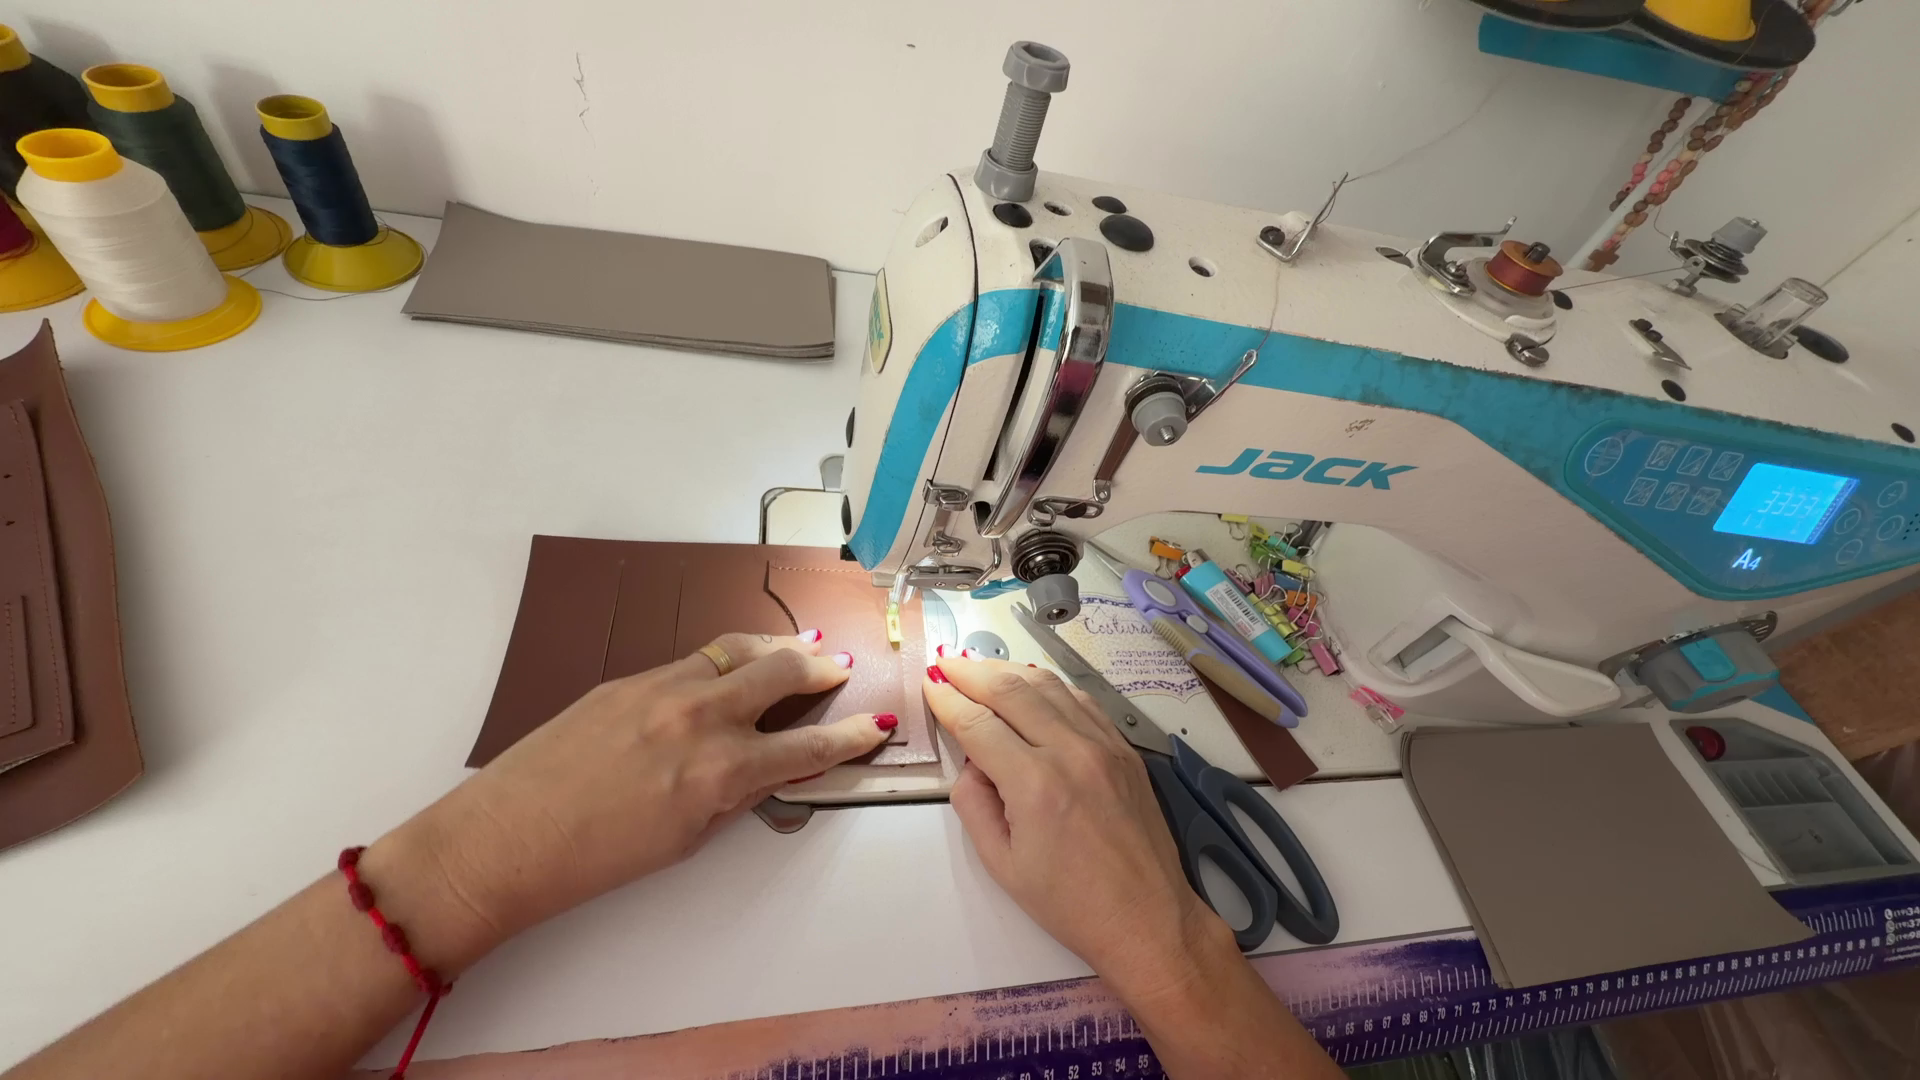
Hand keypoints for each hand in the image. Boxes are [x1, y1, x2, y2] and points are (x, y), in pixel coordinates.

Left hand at [386, 632, 893, 955]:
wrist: (502, 840)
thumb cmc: (597, 859)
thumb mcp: (688, 837)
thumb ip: (740, 792)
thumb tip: (775, 766)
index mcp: (719, 772)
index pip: (807, 749)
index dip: (849, 737)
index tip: (874, 726)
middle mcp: (700, 718)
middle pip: (783, 672)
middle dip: (821, 668)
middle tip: (838, 669)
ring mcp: (663, 688)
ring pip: (740, 648)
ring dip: (781, 644)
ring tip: (805, 643)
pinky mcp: (630, 677)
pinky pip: (696, 657)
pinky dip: (731, 656)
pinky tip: (738, 661)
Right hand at [923, 657, 1231, 994]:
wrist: (1147, 919)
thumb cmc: (1069, 902)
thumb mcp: (1001, 864)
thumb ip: (973, 803)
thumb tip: (971, 761)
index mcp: (1034, 784)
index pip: (978, 723)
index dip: (948, 700)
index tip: (929, 684)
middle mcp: (1069, 751)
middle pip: (1011, 690)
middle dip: (971, 671)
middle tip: (946, 662)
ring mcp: (1103, 744)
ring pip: (1048, 685)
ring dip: (1009, 670)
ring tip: (981, 666)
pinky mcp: (1123, 747)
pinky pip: (1081, 699)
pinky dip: (1049, 685)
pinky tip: (1031, 683)